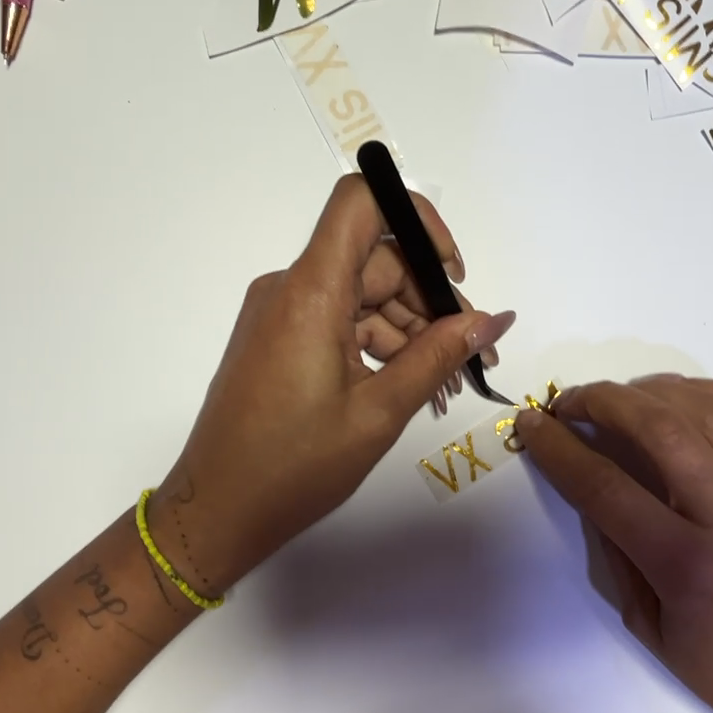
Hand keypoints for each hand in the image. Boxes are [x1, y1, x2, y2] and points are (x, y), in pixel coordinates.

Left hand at [153, 175, 515, 597]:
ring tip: (444, 385)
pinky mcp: (277, 339)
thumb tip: (496, 319)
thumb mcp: (379, 412)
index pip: (361, 202)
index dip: (416, 218)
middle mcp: (290, 288)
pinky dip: (377, 347)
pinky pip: (339, 322)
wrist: (216, 511)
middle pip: (374, 260)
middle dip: (429, 301)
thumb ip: (440, 356)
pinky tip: (408, 386)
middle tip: (472, 355)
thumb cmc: (294, 467)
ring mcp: (280, 314)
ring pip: (362, 296)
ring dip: (409, 332)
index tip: (452, 271)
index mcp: (310, 291)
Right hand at [515, 376, 712, 712]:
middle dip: (602, 401)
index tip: (530, 424)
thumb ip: (615, 553)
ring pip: (709, 409)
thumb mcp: (650, 626)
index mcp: (685, 563)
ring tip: (619, 397)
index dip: (559, 448)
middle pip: (660, 428)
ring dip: (652, 390)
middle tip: (569, 402)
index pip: (606, 485)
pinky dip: (710, 394)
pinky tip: (680, 398)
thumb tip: (590, 492)